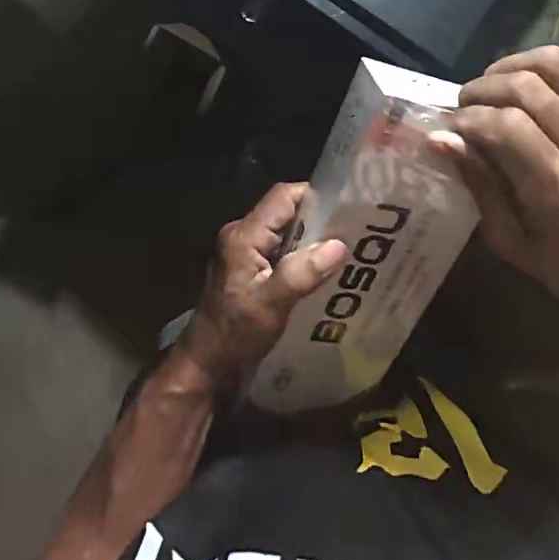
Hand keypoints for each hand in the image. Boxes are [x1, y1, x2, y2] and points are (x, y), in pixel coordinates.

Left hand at [173, 183, 347, 392]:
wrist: (206, 362)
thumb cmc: (235, 333)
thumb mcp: (271, 305)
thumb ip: (302, 273)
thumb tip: (339, 244)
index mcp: (244, 235)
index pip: (282, 197)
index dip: (314, 197)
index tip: (345, 210)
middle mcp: (242, 234)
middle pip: (285, 211)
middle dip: (318, 219)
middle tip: (352, 232)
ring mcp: (243, 250)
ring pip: (284, 231)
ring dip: (311, 239)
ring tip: (344, 250)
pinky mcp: (247, 265)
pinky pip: (279, 248)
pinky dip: (300, 255)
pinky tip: (321, 270)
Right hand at [433, 46, 558, 319]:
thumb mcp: (508, 240)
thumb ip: (478, 184)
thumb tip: (440, 138)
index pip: (510, 128)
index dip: (469, 120)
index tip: (448, 130)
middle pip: (527, 90)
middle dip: (481, 92)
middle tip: (461, 111)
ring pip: (553, 67)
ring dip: (506, 70)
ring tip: (485, 92)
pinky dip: (533, 64)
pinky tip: (513, 84)